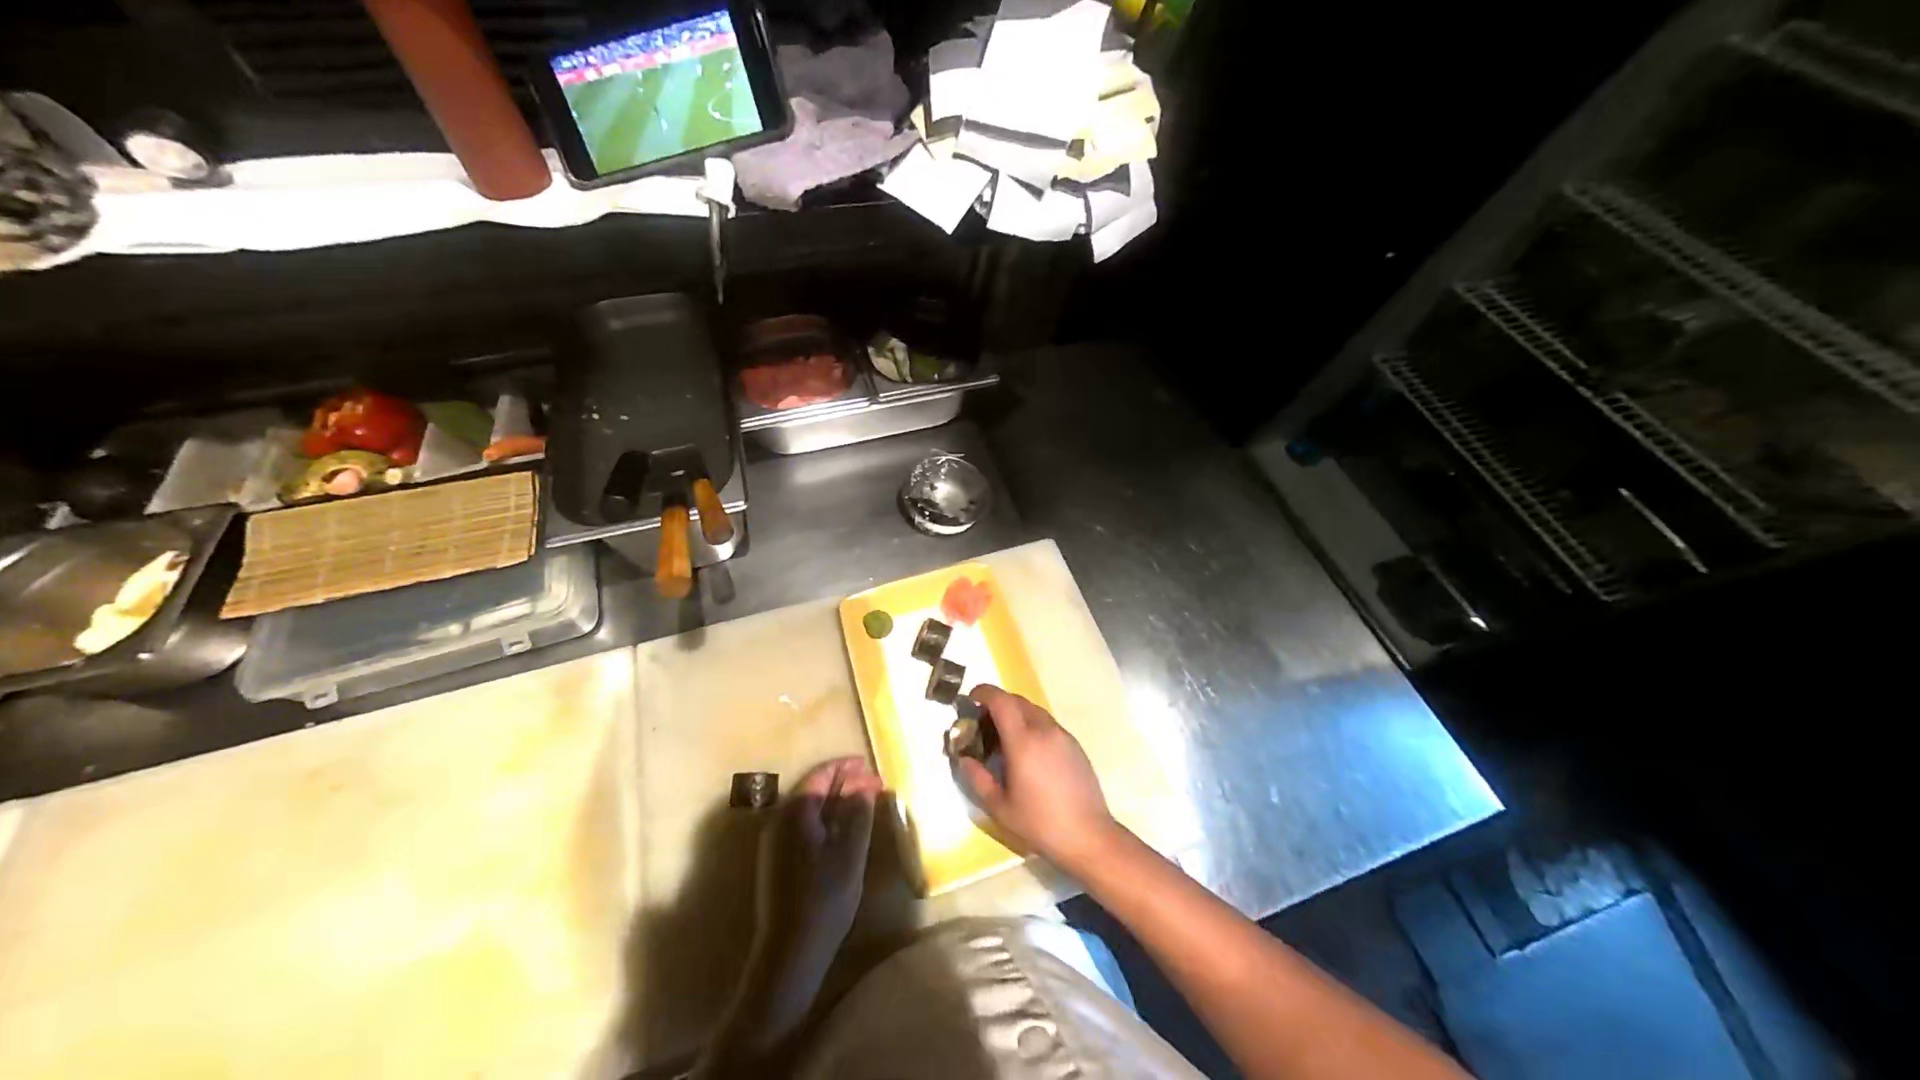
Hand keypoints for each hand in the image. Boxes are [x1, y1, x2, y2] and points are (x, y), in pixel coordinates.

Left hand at [751, 756, 882, 977]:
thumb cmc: (825, 896)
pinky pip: (802, 826)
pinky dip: (824, 820)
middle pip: (812, 788)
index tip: (870, 766)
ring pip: (807, 808)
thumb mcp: (851, 851)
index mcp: (795, 810)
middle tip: (871, 785)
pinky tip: (841, 831)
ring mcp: (774, 841)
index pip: (821, 774)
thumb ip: (858, 811)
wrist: (789, 951)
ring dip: (834, 802)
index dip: (847, 767)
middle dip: (842, 783)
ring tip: (861, 805)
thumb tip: (864, 783)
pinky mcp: (776, 861)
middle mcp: (779, 819)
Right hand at [954, 685, 1117, 872]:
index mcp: (1024, 741)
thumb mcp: (999, 806)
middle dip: (997, 703)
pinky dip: (1032, 725)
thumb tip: (964, 759)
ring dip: (1016, 714)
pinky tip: (1028, 751)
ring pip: (1035, 711)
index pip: (1001, 701)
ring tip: (1004, 737)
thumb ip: (977, 778)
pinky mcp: (1075, 746)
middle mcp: (1045, 731)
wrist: (1088, 836)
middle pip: (1018, 701)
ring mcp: (1063, 736)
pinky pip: (1048, 724)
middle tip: (983, 722)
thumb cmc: (1040, 823)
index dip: (983, 693)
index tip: (970, 699)